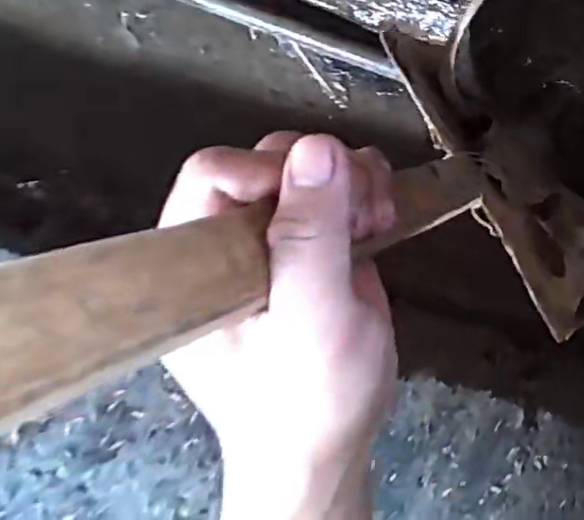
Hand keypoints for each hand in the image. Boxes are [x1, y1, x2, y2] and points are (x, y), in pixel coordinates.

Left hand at [158, 132, 398, 519]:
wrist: (336, 440)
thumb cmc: (308, 395)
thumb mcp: (312, 317)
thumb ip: (311, 234)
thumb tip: (318, 144)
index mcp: (198, 260)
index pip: (216, 173)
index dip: (269, 171)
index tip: (319, 204)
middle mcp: (234, 239)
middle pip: (276, 157)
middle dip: (330, 176)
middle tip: (361, 219)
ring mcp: (281, 236)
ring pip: (318, 161)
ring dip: (359, 179)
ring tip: (377, 223)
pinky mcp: (322, 237)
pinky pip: (347, 180)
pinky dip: (373, 189)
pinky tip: (384, 222)